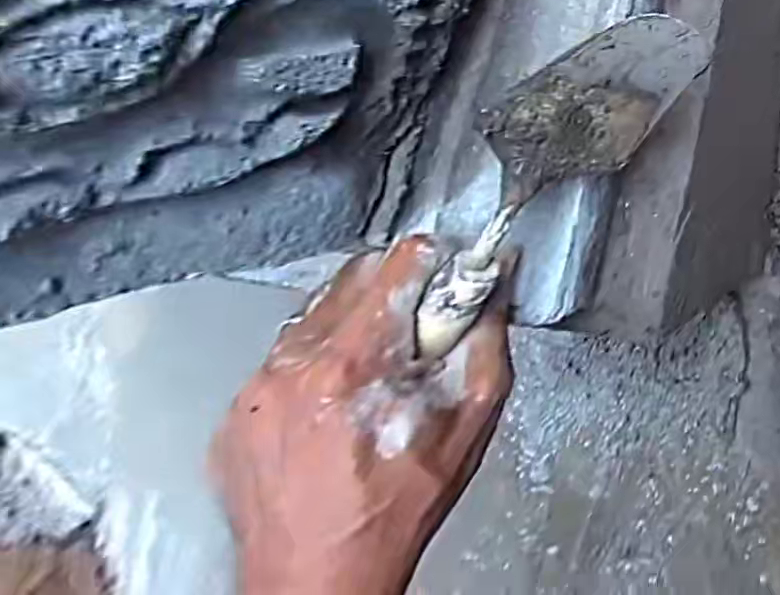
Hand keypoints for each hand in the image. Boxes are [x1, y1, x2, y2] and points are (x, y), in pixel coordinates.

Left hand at [210, 237, 512, 594]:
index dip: (440, 259)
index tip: (459, 272)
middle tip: (434, 319)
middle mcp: (291, 369)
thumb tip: (499, 279)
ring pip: (320, 309)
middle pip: (355, 276)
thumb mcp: (478, 408)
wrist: (321, 577)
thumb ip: (490, 333)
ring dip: (365, 314)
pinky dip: (329, 349)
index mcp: (352, 362)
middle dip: (404, 284)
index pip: (398, 265)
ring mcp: (254, 393)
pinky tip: (356, 386)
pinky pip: (289, 351)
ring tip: (395, 357)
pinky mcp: (237, 415)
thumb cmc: (402, 500)